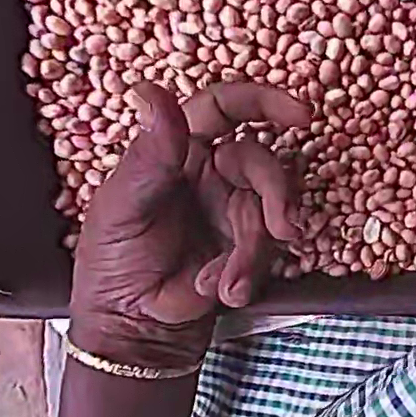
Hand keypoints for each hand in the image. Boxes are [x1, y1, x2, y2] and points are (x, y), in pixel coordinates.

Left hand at [67, 82, 310, 369]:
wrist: (131, 326)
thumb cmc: (113, 260)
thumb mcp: (122, 206)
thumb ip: (149, 154)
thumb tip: (151, 90)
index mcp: (180, 149)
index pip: (225, 107)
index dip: (264, 101)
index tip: (302, 114)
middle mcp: (214, 172)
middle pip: (262, 161)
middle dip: (276, 193)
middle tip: (283, 227)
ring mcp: (234, 208)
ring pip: (273, 208)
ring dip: (257, 246)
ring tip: (232, 281)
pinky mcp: (248, 245)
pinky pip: (267, 247)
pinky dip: (248, 270)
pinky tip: (225, 291)